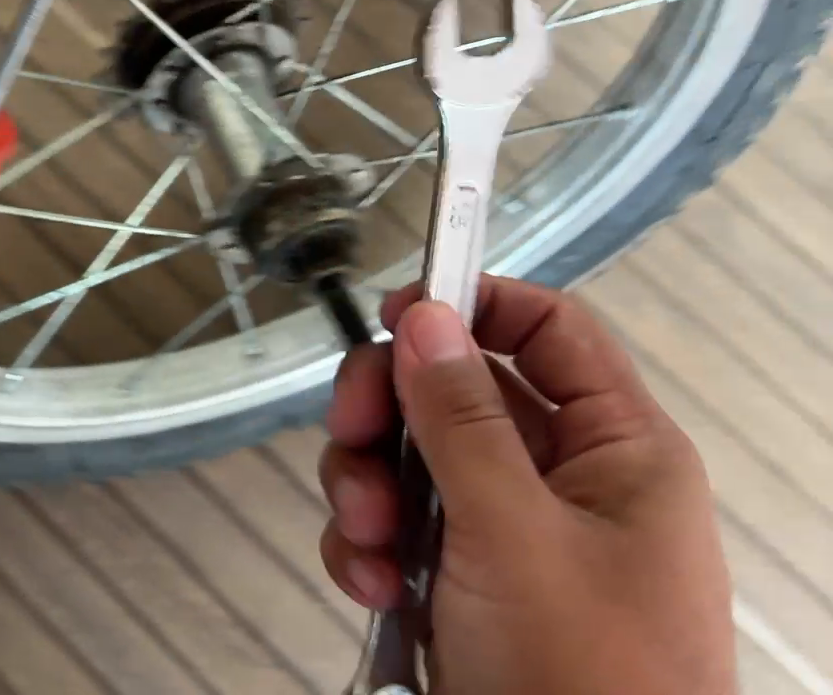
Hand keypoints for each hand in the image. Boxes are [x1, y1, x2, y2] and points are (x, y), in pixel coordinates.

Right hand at [321, 277, 734, 694]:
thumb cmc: (583, 674)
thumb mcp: (514, 533)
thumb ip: (461, 419)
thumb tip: (423, 315)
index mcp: (613, 450)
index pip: (544, 329)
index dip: (469, 306)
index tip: (391, 314)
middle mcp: (553, 471)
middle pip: (443, 386)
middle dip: (383, 411)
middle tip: (350, 432)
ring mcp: (495, 516)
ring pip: (400, 447)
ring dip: (362, 485)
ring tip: (367, 539)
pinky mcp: (448, 558)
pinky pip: (385, 510)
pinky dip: (362, 539)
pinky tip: (371, 581)